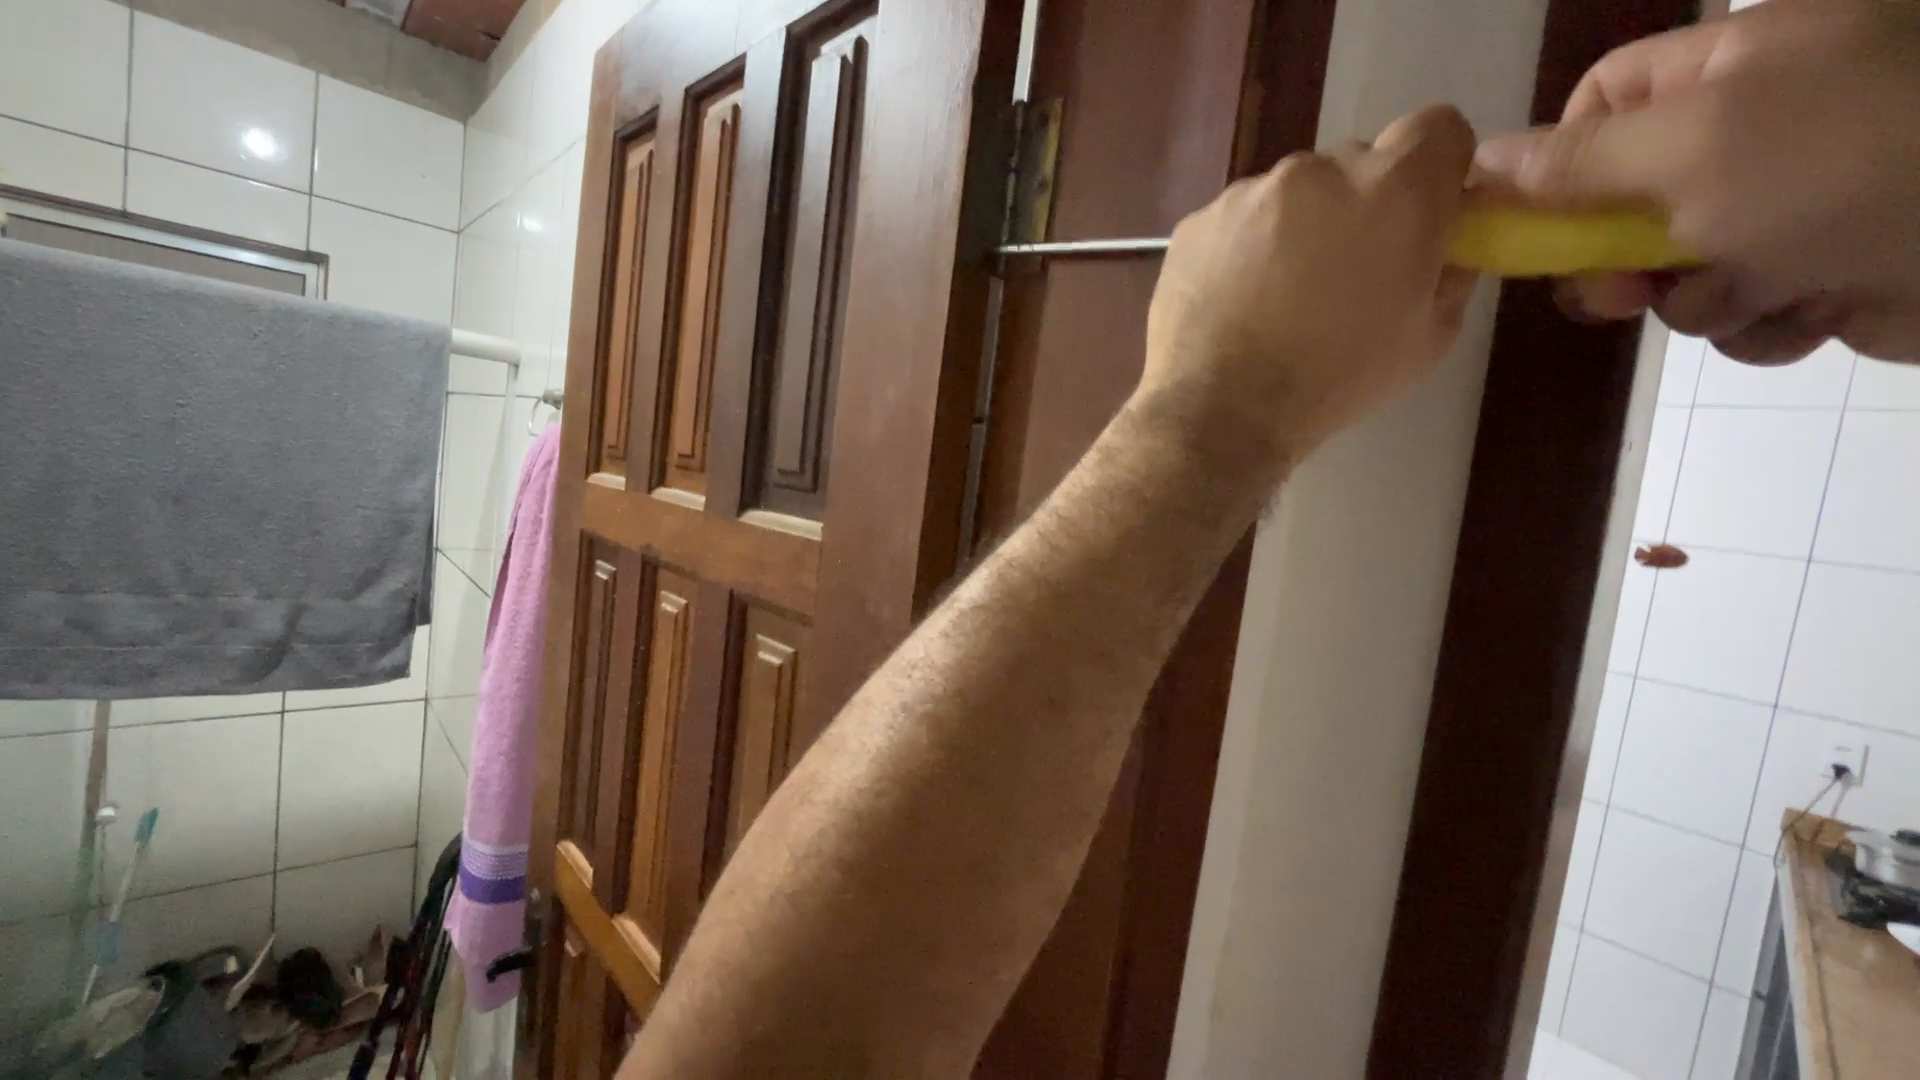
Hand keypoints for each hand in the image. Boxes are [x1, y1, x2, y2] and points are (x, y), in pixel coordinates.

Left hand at [1138, 106, 1478, 469]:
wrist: (1221, 409)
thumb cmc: (1336, 380)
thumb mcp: (1429, 337)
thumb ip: (1451, 270)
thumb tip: (1446, 245)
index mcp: (1394, 189)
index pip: (1437, 129)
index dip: (1434, 169)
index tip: (1420, 214)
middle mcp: (1318, 171)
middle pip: (1354, 164)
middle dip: (1357, 206)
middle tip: (1339, 272)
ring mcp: (1247, 194)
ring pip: (1288, 195)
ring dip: (1293, 229)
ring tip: (1275, 297)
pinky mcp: (1196, 223)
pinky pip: (1235, 223)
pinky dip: (1240, 250)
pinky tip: (1232, 302)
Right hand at [1474, 0, 1919, 362]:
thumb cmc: (1854, 161)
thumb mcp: (1689, 147)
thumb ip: (1571, 163)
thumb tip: (1475, 164)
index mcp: (1734, 66)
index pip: (1601, 104)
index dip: (1558, 164)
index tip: (1540, 223)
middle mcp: (1758, 128)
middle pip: (1621, 204)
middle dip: (1614, 260)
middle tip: (1623, 292)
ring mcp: (1792, 201)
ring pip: (1675, 270)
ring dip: (1696, 298)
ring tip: (1758, 290)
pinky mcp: (1825, 267)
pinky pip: (1743, 308)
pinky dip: (1762, 321)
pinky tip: (1811, 307)